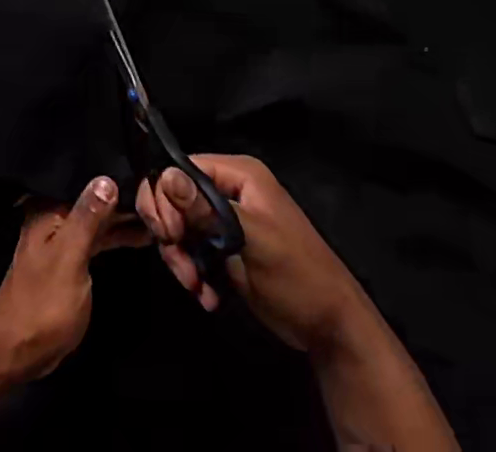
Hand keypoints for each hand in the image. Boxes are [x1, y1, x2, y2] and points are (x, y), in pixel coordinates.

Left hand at [0, 176, 147, 380]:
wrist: (20, 348)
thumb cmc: (45, 301)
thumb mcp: (70, 256)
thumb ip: (87, 218)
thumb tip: (105, 178)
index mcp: (48, 211)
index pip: (86, 183)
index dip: (115, 177)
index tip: (147, 171)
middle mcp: (54, 220)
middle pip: (93, 201)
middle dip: (124, 198)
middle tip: (162, 192)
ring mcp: (63, 242)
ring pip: (98, 222)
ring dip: (123, 219)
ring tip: (160, 212)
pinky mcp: (71, 262)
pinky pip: (97, 240)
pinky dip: (116, 237)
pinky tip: (140, 236)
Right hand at [136, 154, 365, 351]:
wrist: (329, 327)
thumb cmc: (298, 275)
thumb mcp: (253, 238)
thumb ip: (208, 208)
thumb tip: (166, 175)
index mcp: (238, 174)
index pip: (180, 168)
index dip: (165, 197)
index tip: (169, 234)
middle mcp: (227, 189)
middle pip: (172, 196)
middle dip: (170, 233)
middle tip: (182, 265)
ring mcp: (222, 218)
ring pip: (175, 225)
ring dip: (179, 258)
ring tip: (196, 286)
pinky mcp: (220, 246)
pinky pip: (187, 248)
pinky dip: (189, 270)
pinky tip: (206, 294)